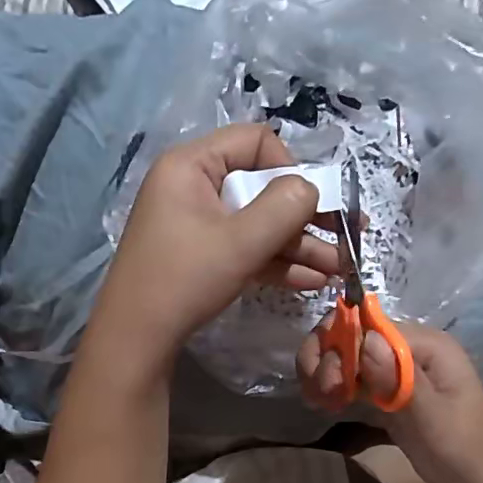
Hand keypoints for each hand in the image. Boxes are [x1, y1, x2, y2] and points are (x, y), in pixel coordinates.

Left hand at [95, 124, 342, 360]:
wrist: (135, 340)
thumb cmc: (184, 279)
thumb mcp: (240, 241)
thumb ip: (285, 207)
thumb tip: (311, 187)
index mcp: (190, 166)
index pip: (254, 142)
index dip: (289, 168)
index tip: (312, 203)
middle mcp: (191, 187)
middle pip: (260, 186)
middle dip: (305, 216)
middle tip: (347, 236)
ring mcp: (193, 224)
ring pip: (255, 223)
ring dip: (297, 245)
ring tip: (338, 269)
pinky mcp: (197, 255)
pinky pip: (241, 247)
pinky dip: (273, 261)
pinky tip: (309, 281)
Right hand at [298, 317, 482, 469]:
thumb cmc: (461, 449)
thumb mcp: (432, 416)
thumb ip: (399, 378)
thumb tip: (366, 339)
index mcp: (426, 343)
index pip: (368, 325)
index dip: (340, 346)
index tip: (329, 384)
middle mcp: (407, 347)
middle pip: (350, 333)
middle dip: (326, 358)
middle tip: (319, 395)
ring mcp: (394, 367)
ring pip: (344, 353)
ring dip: (322, 371)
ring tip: (316, 400)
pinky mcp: (383, 388)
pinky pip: (348, 375)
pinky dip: (330, 385)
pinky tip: (322, 404)